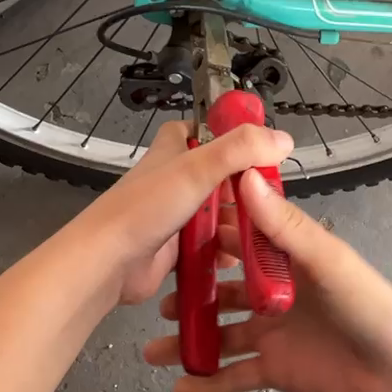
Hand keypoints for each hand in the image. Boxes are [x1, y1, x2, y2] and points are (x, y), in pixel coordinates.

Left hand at [70, 120, 293, 305]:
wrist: (107, 263)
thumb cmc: (147, 207)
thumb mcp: (196, 168)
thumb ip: (240, 149)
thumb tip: (284, 139)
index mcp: (171, 151)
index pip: (199, 128)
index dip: (224, 132)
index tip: (256, 145)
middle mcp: (172, 180)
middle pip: (217, 175)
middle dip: (243, 186)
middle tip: (269, 196)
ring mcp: (173, 216)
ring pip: (216, 212)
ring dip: (238, 222)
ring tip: (261, 230)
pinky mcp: (175, 249)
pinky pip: (209, 245)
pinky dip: (226, 250)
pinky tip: (241, 257)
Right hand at [143, 169, 391, 391]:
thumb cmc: (370, 306)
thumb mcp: (326, 260)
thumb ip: (284, 226)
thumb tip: (246, 177)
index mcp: (288, 259)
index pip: (240, 237)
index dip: (207, 232)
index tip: (170, 226)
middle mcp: (275, 294)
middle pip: (222, 289)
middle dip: (189, 291)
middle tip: (157, 293)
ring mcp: (273, 333)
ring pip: (220, 335)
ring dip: (190, 339)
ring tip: (154, 348)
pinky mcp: (276, 370)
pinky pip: (234, 376)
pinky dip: (207, 383)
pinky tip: (179, 388)